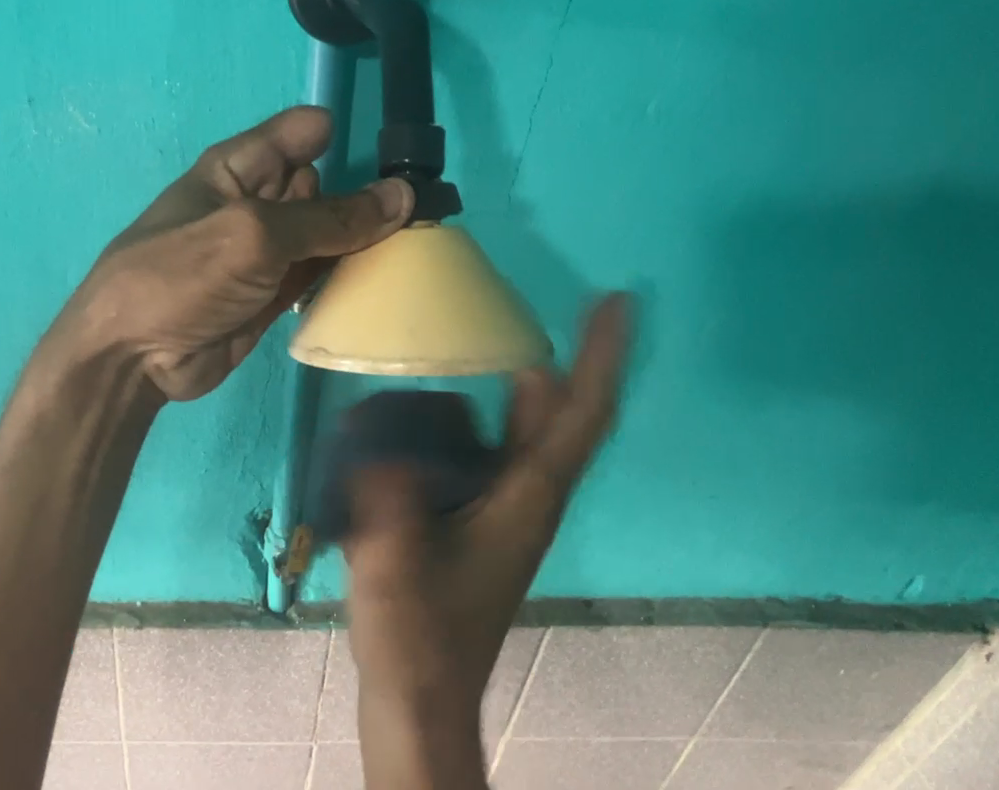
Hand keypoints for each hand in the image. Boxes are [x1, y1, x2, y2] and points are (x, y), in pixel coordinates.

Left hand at [56, 106, 412, 401]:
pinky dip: (349, 278)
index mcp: (239, 167)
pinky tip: (388, 282)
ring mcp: (266, 252)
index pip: (302, 132)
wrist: (133, 358)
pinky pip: (322, 275)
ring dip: (365, 242)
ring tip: (419, 251)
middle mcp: (255, 202)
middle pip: (325, 184)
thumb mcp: (254, 235)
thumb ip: (329, 217)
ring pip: (330, 234)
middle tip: (420, 218)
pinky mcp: (275, 296)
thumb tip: (403, 195)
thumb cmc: (181, 275)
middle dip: (365, 196)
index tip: (396, 161)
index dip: (347, 138)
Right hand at [343, 295, 633, 751]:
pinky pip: (484, 452)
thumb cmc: (418, 634)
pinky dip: (467, 421)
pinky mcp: (479, 520)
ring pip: (519, 432)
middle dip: (559, 359)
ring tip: (457, 355)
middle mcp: (526, 497)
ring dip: (505, 391)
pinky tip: (418, 414)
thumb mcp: (393, 560)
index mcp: (525, 499)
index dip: (600, 357)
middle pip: (557, 416)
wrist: (422, 696)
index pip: (576, 417)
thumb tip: (382, 440)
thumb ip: (392, 496)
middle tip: (521, 308)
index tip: (616, 302)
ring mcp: (504, 510)